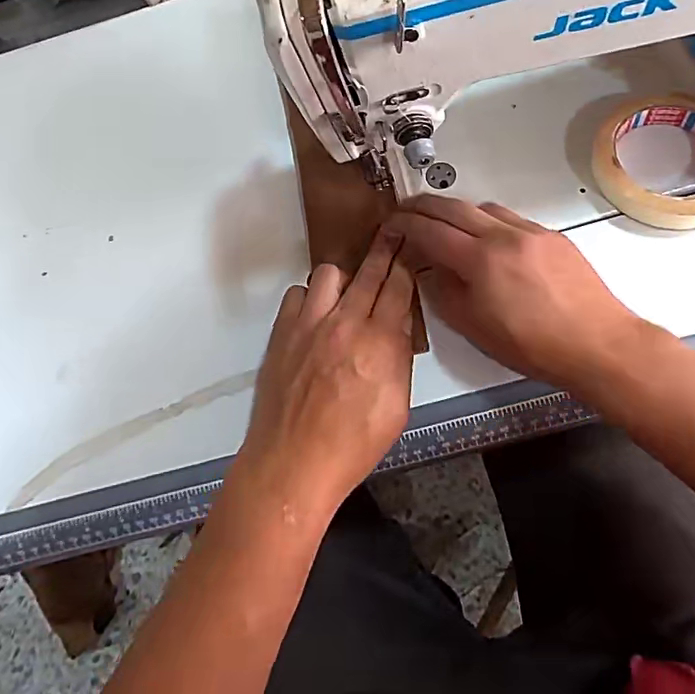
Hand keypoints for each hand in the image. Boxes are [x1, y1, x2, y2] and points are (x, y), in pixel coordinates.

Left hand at [232, 229, 415, 516]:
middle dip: (385, 248)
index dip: (407, 262)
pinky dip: (309, 300)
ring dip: (343, 279)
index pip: (398, 287)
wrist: (293, 463)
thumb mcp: (396, 408)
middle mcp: (345, 324)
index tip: (412, 244)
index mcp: (379, 343)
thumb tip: (398, 327)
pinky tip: (315, 318)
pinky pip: (297, 295)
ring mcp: (309, 325)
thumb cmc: (351, 446)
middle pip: (369, 271)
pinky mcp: (283, 332)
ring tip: (347, 293)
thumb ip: (399, 360)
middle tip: (393, 231)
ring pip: (329, 274)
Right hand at [386, 196, 667, 391]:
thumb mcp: (475, 328)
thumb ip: (445, 293)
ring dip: (458, 210)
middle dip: (424, 206)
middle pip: (453, 207)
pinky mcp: (552, 236)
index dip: (405, 224)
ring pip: (483, 207)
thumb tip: (431, 270)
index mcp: (480, 260)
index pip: (430, 230)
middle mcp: (504, 236)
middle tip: (408, 209)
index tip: (392, 222)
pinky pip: (511, 218)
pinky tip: (489, 238)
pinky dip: (490, 221)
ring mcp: (531, 232)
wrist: (597, 344)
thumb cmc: (536, 346)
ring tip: (446, 222)